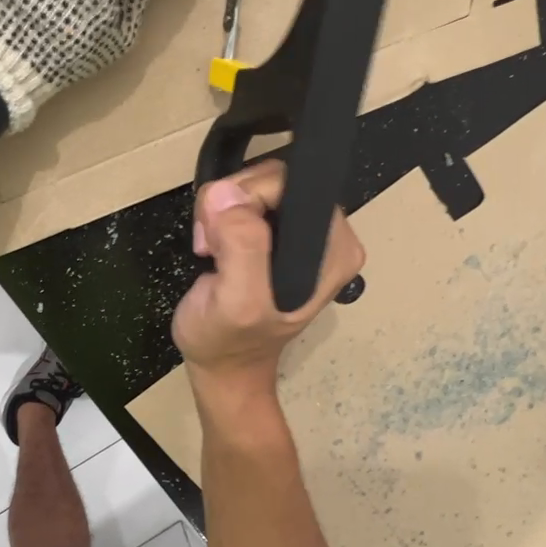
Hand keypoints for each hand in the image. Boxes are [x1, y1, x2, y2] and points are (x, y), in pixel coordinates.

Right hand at [173, 160, 365, 400]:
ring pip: (254, 186)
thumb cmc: (226, 341)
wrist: (222, 367)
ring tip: (212, 252)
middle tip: (212, 247)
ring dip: (221, 213)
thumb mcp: (235, 300)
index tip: (221, 238)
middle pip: (273, 179)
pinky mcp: (276, 234)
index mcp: (333, 248)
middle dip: (231, 205)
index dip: (249, 198)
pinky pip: (245, 199)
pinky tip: (215, 248)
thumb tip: (226, 194)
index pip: (292, 184)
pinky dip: (220, 218)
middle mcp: (327, 235)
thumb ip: (241, 245)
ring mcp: (302, 234)